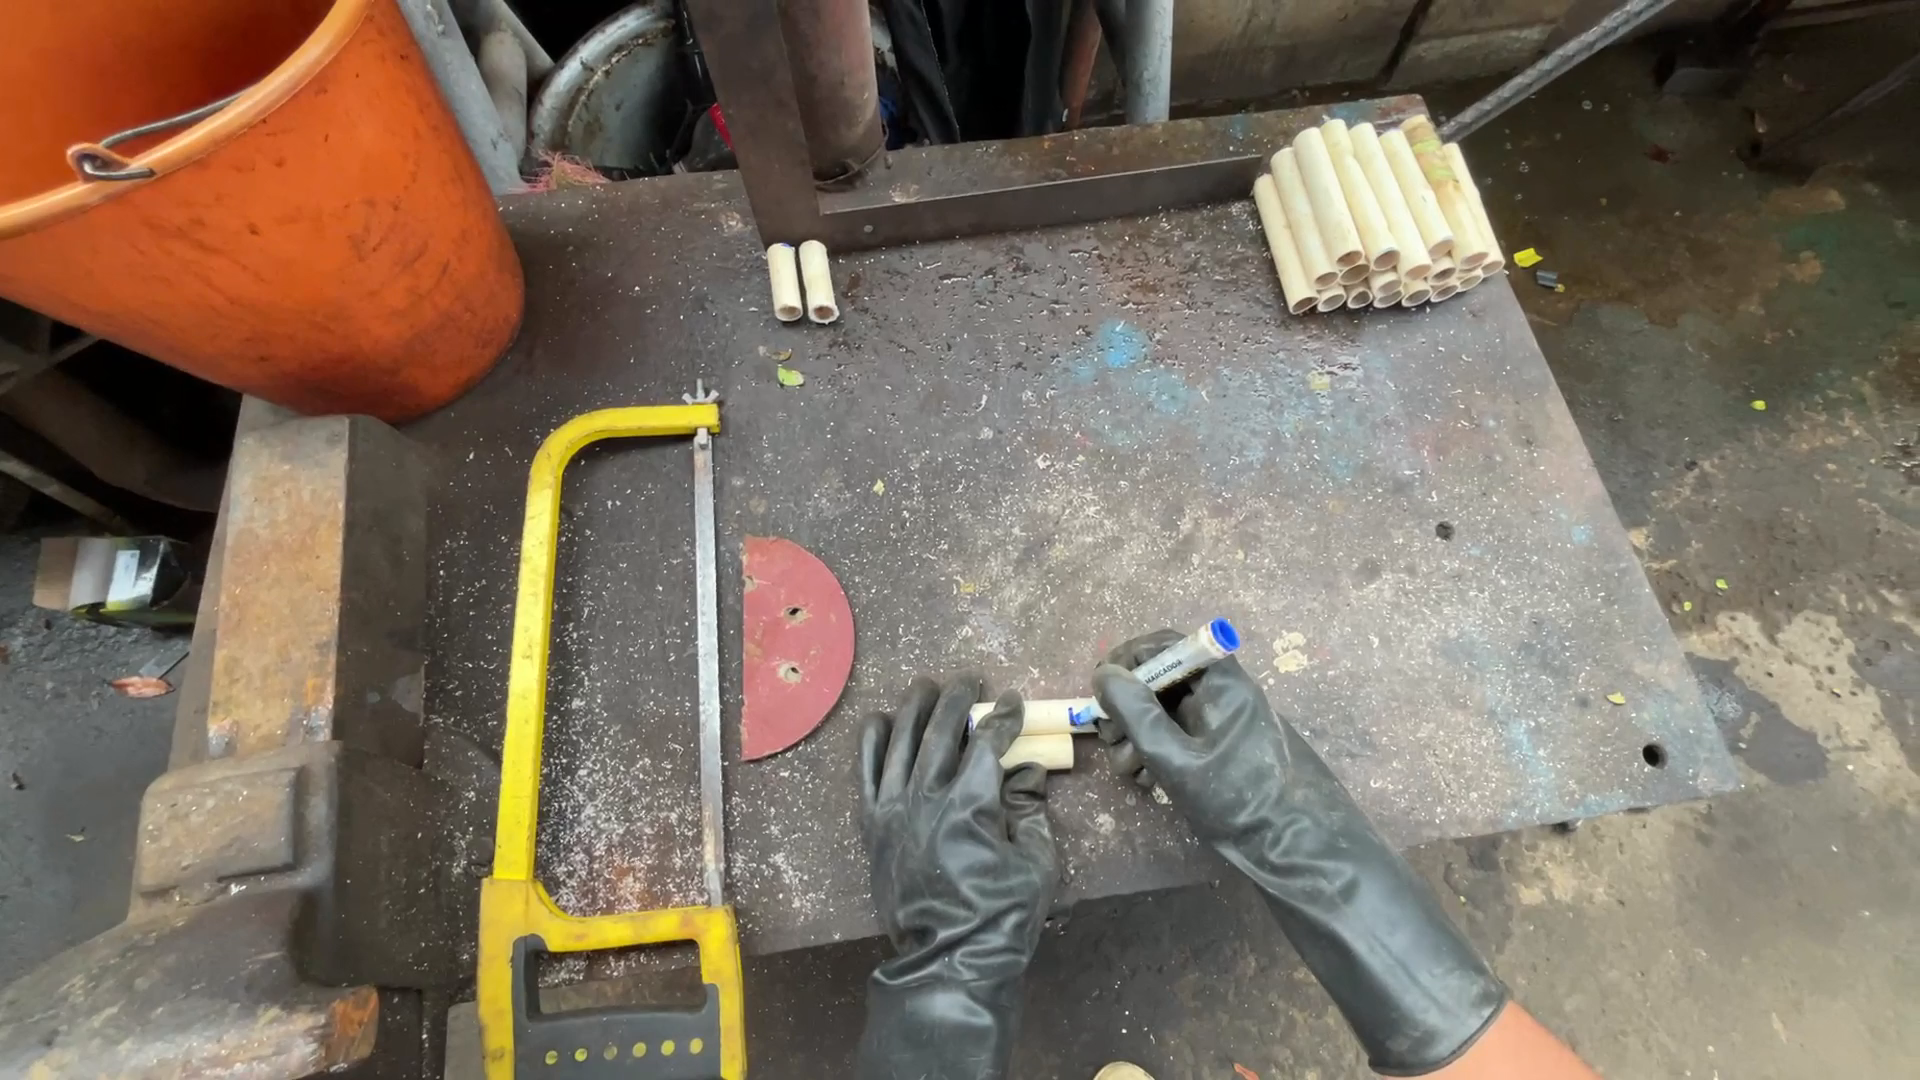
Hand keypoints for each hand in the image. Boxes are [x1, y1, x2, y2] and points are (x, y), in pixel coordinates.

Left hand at [855, 675, 1055, 1079]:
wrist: (948, 962)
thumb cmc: (1001, 916)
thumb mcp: (1035, 864)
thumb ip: (1031, 809)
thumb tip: (1027, 770)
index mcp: (970, 805)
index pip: (988, 743)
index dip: (1003, 717)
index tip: (1012, 702)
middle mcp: (926, 797)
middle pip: (942, 731)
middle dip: (959, 700)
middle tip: (969, 682)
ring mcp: (893, 809)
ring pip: (902, 742)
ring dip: (916, 708)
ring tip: (927, 686)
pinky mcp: (872, 825)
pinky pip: (866, 772)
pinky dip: (872, 742)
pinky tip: (881, 720)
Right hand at [1093, 631, 1507, 1076]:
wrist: (1305, 857)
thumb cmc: (1240, 802)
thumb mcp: (1176, 759)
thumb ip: (1136, 714)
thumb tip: (1104, 674)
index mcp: (1221, 683)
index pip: (1167, 645)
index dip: (1129, 659)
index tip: (1102, 687)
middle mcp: (1223, 695)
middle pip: (1162, 680)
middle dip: (1128, 708)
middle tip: (1110, 741)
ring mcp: (1224, 725)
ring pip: (1166, 712)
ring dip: (1137, 735)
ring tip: (1128, 771)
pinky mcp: (1224, 752)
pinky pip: (1180, 737)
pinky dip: (1156, 753)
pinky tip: (1147, 783)